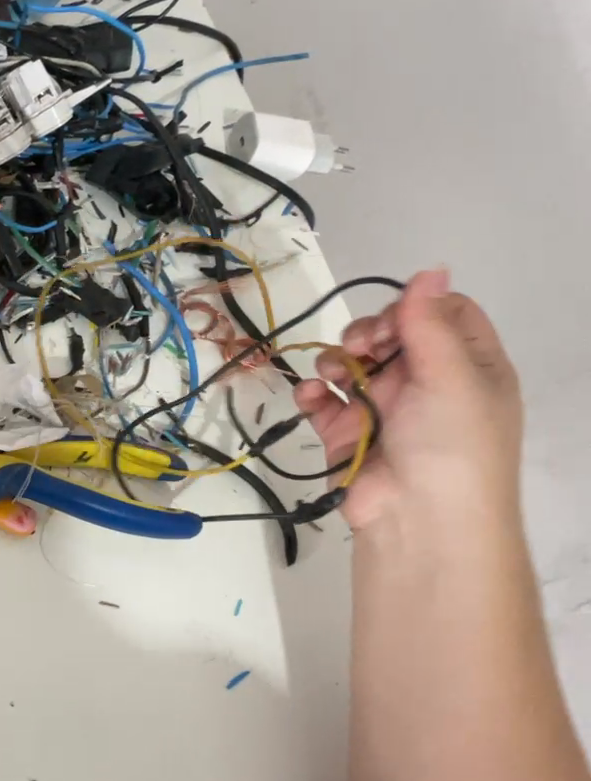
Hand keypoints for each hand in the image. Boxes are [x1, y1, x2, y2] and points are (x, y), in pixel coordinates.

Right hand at [296, 269, 522, 532]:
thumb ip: (430, 324)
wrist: (417, 513)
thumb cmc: (450, 441)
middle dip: (366, 335)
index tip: (390, 324)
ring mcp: (382, 408)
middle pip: (391, 337)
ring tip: (333, 378)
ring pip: (351, 366)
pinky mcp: (345, 432)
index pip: (442, 315)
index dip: (411, 309)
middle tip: (361, 349)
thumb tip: (430, 268)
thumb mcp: (451, 377)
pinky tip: (311, 398)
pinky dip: (311, 395)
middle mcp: (427, 382)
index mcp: (468, 366)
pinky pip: (321, 403)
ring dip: (335, 363)